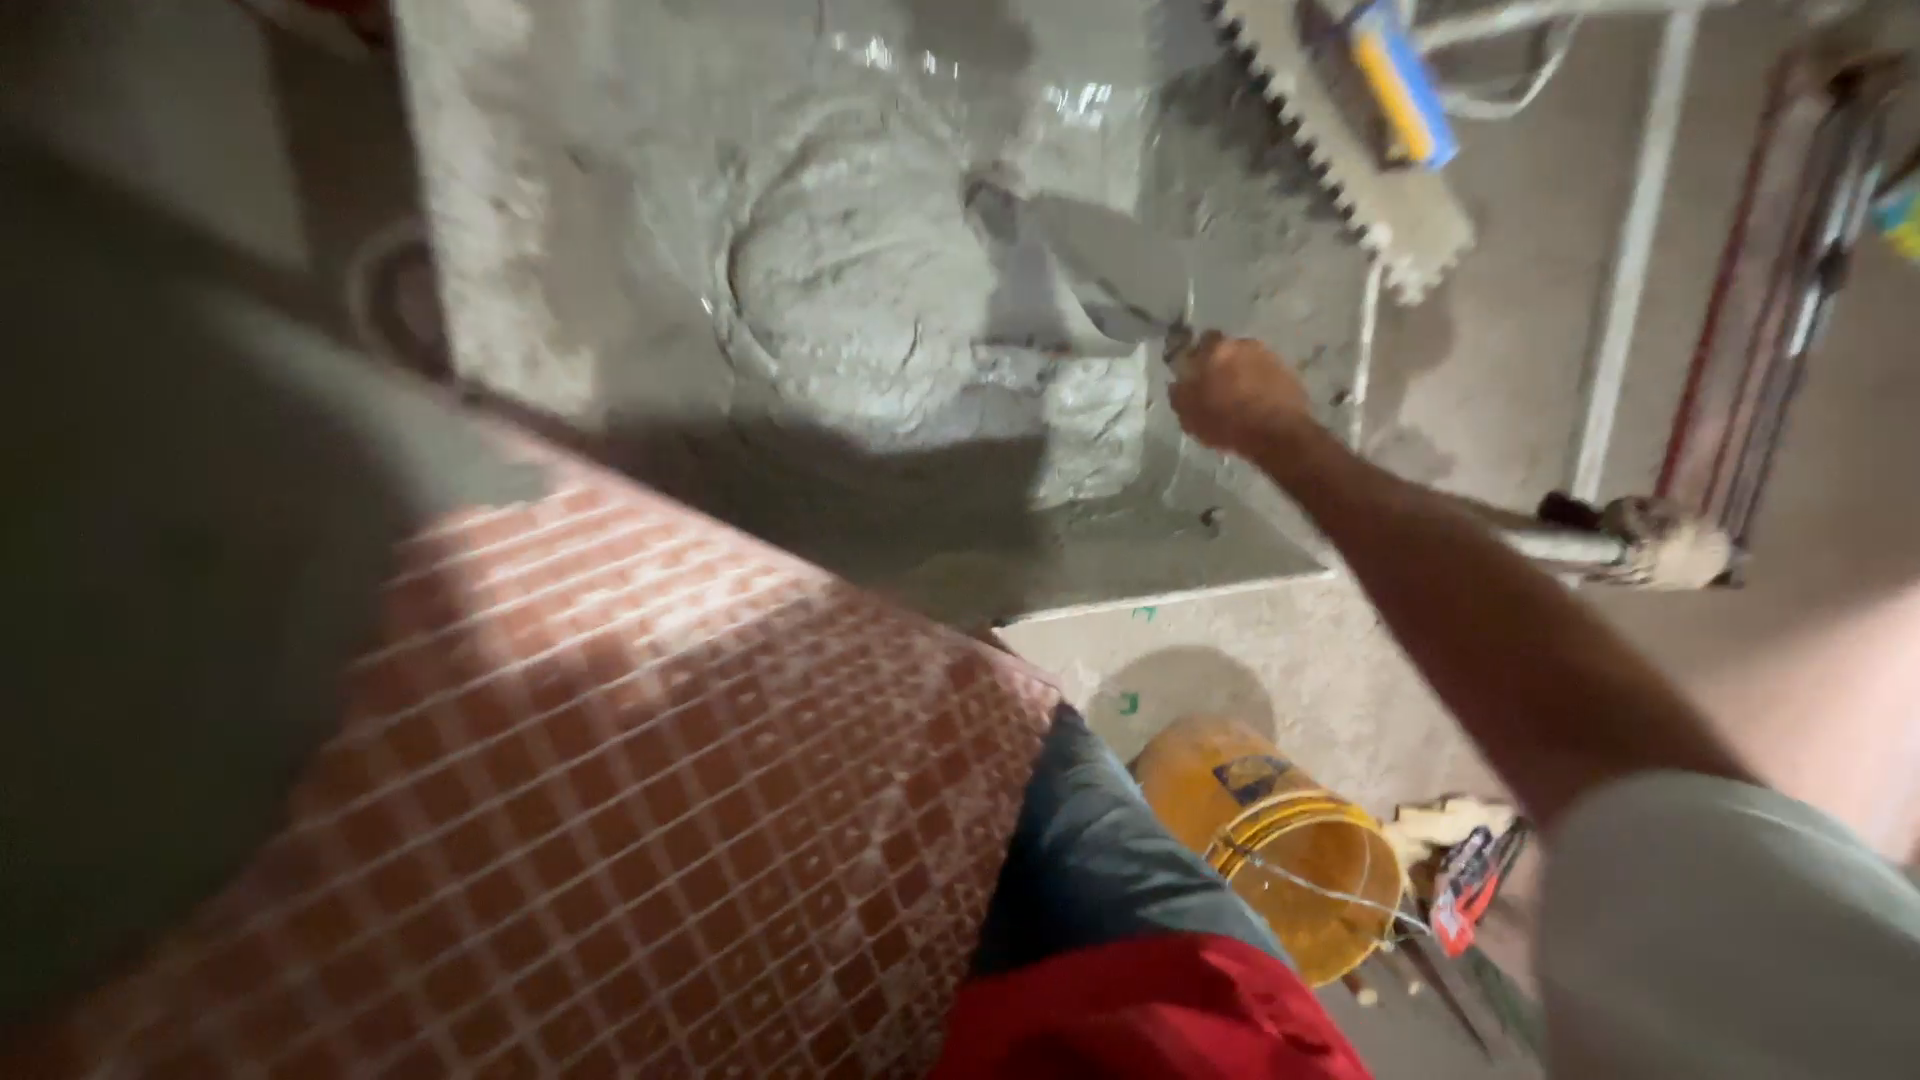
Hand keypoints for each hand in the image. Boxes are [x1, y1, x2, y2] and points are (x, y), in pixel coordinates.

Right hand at [1169, 331, 1316, 457]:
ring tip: (1238, 398)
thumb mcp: (1189, 416)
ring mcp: (1268, 355)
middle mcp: (1242, 344)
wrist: (1277, 433)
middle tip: (1215, 387)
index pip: (1200, 341)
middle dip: (1220, 364)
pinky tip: (1256, 403)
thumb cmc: (1226, 422)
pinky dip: (1259, 383)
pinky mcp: (1287, 371)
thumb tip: (1177, 383)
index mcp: (1215, 350)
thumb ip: (1179, 394)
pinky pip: (1265, 373)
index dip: (1196, 357)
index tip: (1194, 374)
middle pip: (1226, 350)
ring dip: (1241, 373)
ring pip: (1247, 360)